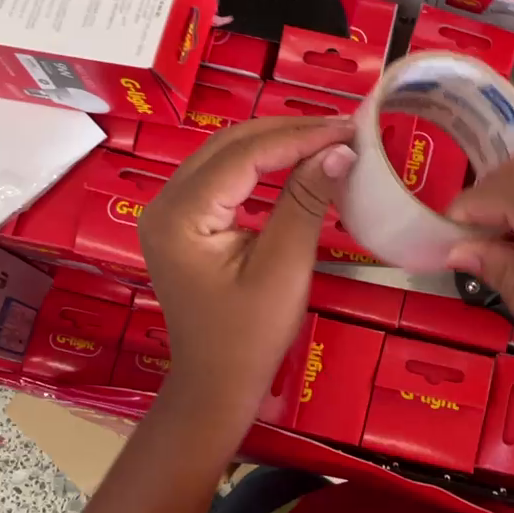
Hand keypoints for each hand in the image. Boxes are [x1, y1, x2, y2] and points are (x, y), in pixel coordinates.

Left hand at [139, 116, 357, 421]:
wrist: (217, 383)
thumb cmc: (250, 335)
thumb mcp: (284, 268)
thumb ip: (306, 203)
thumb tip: (340, 151)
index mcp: (181, 216)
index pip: (244, 156)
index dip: (298, 136)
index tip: (348, 128)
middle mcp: (165, 203)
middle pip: (230, 145)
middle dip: (287, 131)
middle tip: (342, 128)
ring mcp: (170, 211)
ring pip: (226, 155)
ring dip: (275, 143)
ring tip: (326, 138)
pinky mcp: (184, 222)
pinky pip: (223, 177)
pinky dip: (261, 165)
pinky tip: (296, 162)